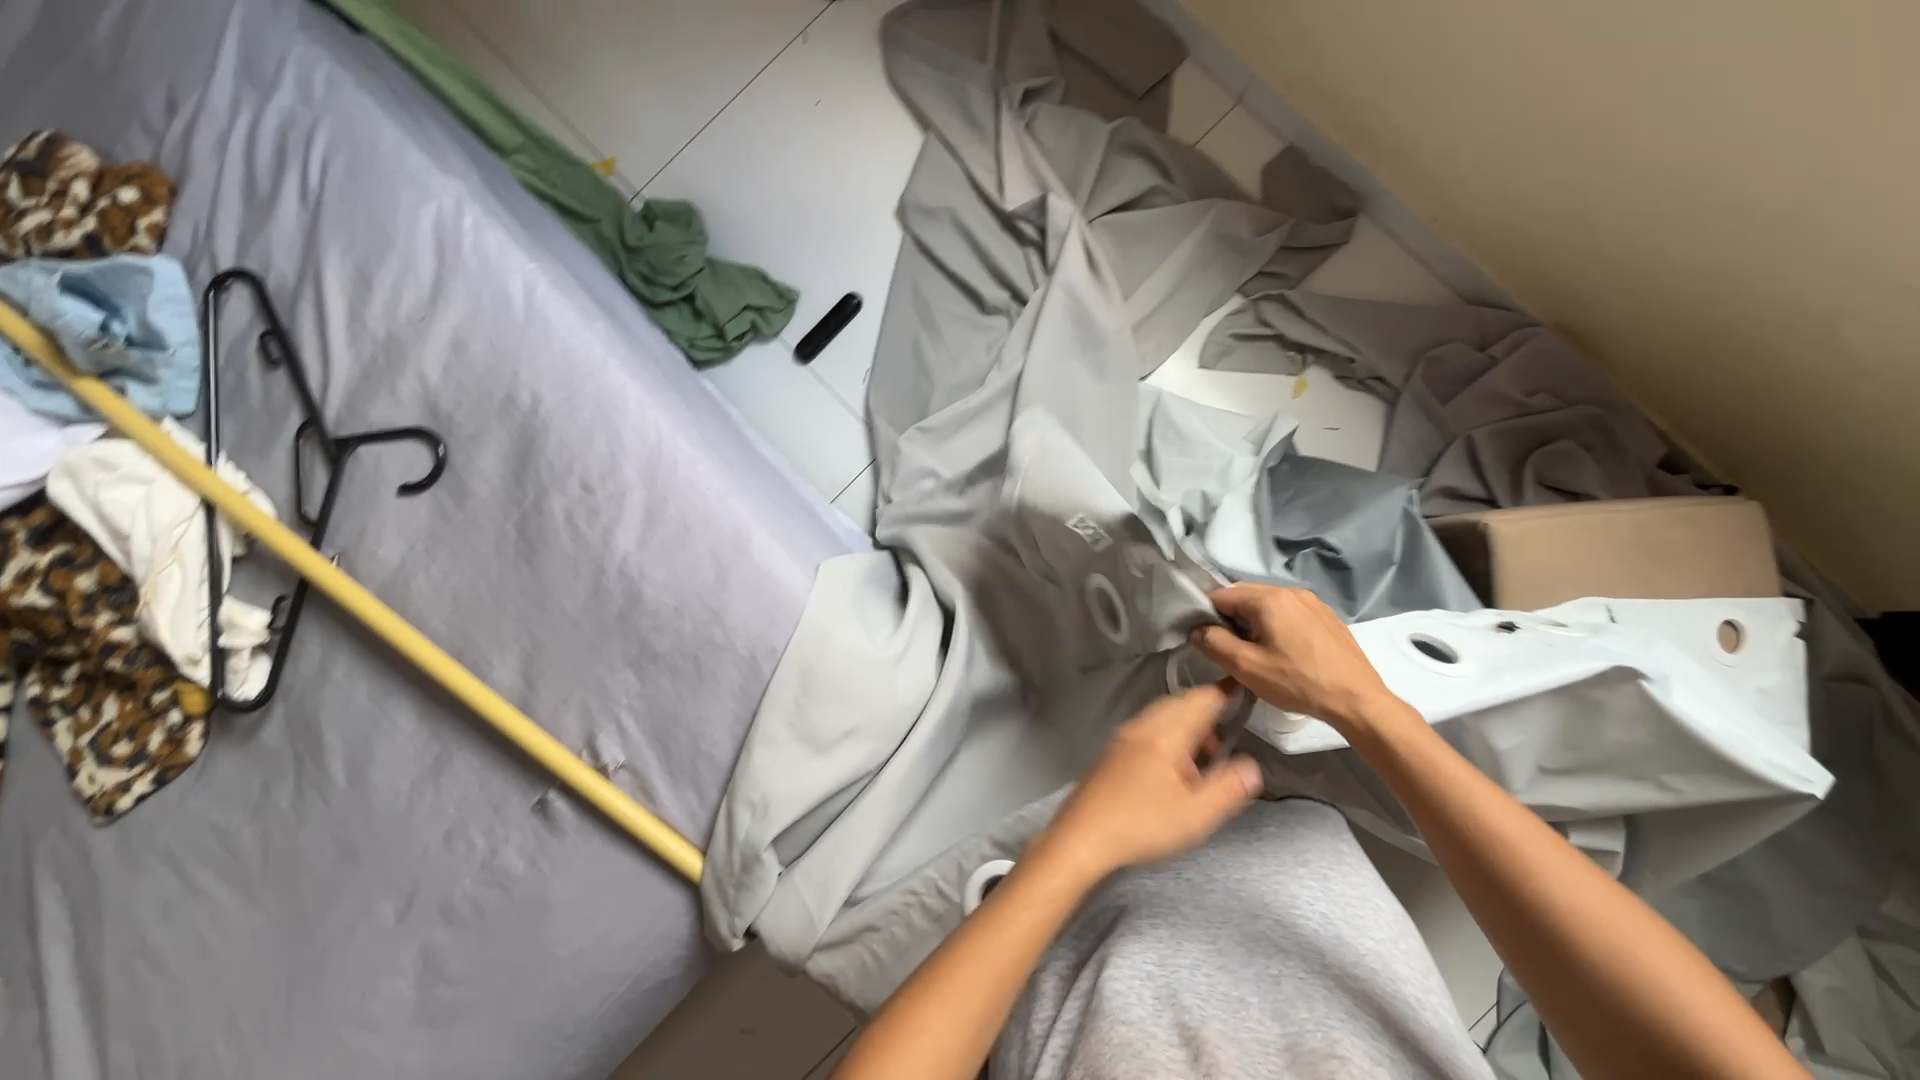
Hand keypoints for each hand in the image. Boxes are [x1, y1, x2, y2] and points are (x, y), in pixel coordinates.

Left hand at [1033, 684, 1262, 881]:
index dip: (1224, 694)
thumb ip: (1229, 788)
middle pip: (1178, 704)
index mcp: (1164, 735)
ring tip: (1200, 763)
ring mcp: (1121, 739)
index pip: (1200, 700)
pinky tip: (1170, 772)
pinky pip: (1144, 732)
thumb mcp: (1196, 815)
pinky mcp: (1109, 755)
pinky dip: (1165, 739)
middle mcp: (1140, 728)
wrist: (1080, 838)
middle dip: (1204, 714)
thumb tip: (1252, 766)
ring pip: (1159, 719)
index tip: (1243, 692)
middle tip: (1224, 739)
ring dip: (1184, 730)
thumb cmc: (1141, 825)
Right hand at [1190, 584, 1397, 734]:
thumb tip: (1198, 630)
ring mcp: (1314, 603)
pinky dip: (1279, 626)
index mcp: (1269, 598)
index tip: (1210, 641)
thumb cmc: (1298, 682)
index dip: (1209, 615)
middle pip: (1247, 597)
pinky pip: (1291, 613)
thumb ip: (1215, 644)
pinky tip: (1286, 654)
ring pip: (1270, 605)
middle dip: (1233, 620)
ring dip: (1256, 623)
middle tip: (1233, 651)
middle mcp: (1292, 591)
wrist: (1357, 699)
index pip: (1223, 594)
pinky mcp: (1328, 617)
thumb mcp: (1247, 667)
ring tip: (1260, 654)